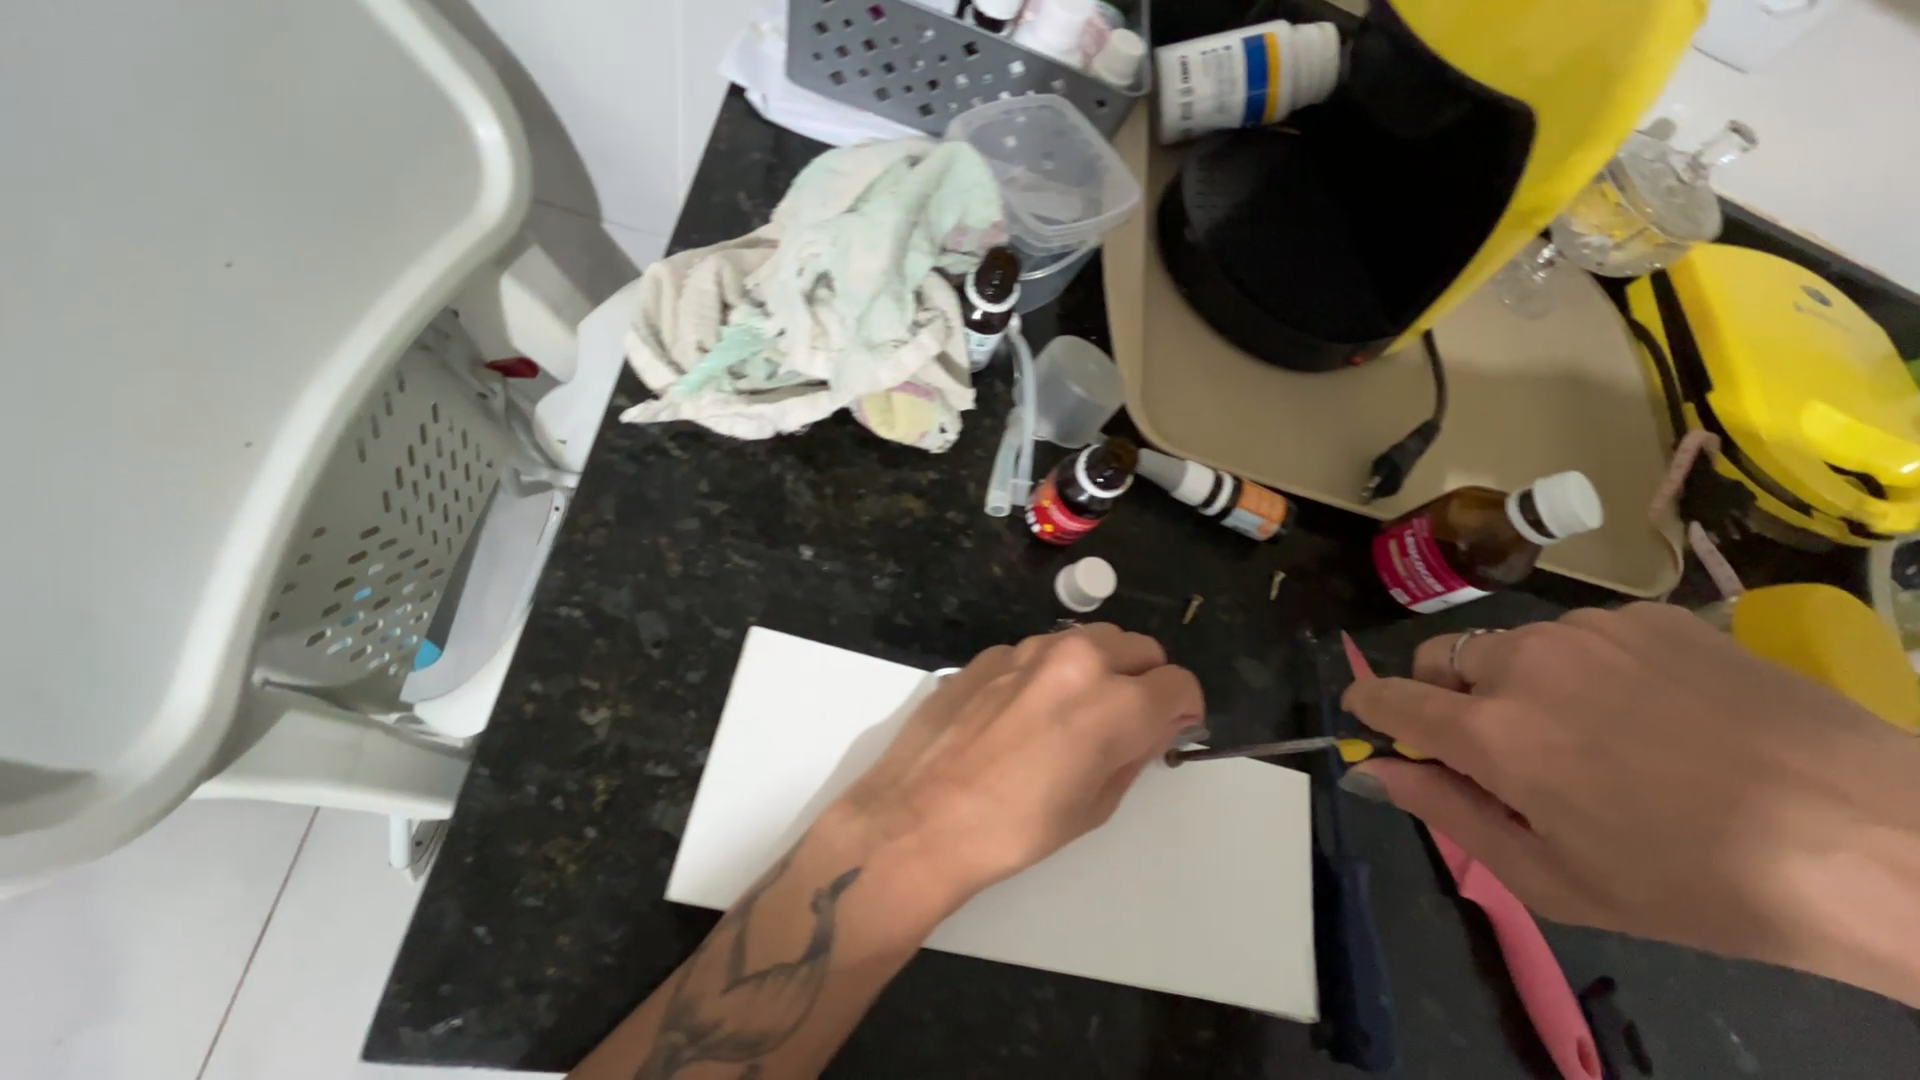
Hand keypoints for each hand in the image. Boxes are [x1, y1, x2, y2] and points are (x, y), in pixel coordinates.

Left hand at [829, 624, 1203, 913]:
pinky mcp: (989, 653)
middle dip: (1145, 679)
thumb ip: (1136, 753)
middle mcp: (1077, 658)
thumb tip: (1155, 726)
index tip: (1170, 728)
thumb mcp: (1096, 804)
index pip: (1179, 683)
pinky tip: (1023, 714)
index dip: (1182, 709)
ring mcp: (1028, 649)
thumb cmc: (1016, 827)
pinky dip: (1049, 673)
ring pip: (1089, 640)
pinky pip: (1039, 652)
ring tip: (1075, 713)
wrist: (921, 818)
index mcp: (1116, 700)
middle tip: (1127, 721)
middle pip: (1140, 647)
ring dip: (1099, 668)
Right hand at [1344, 603, 1919, 1003]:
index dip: (1369, 707)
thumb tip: (1377, 769)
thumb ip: (1447, 813)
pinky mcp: (1651, 615)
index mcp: (1493, 732)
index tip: (1369, 718)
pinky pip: (1581, 633)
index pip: (1390, 697)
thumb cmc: (1700, 885)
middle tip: (1504, 751)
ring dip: (1520, 682)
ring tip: (1596, 735)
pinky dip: (1586, 667)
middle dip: (1448, 698)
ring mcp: (1592, 629)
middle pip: (1441, 658)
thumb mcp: (1555, 880)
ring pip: (1512, 645)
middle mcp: (1526, 661)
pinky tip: (1653, 711)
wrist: (1883, 843)